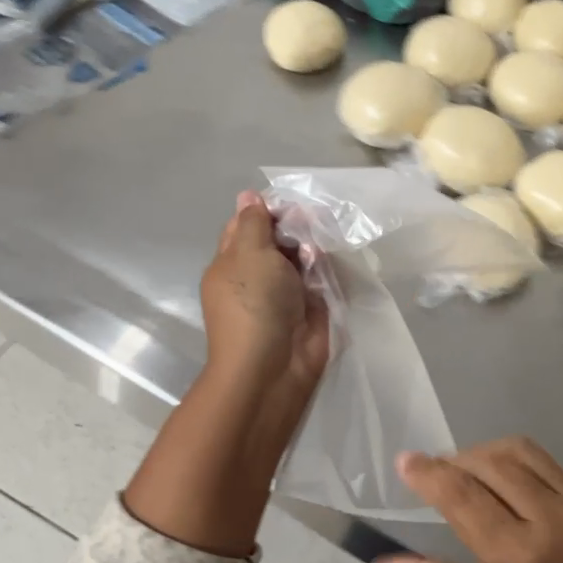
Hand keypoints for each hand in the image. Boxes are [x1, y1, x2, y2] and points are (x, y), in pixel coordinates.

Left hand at [200, 191, 329, 415]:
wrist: (273, 366)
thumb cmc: (253, 304)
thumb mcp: (248, 253)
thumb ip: (254, 222)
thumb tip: (249, 195)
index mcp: (232, 262)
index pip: (247, 225)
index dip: (267, 211)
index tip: (290, 204)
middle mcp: (257, 275)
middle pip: (279, 239)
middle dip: (296, 228)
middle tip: (313, 222)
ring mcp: (284, 293)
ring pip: (302, 258)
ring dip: (313, 249)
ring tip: (320, 248)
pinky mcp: (310, 308)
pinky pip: (320, 280)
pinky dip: (326, 271)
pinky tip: (330, 266)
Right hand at [365, 439, 562, 562]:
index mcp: (517, 556)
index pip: (464, 497)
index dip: (430, 474)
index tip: (404, 461)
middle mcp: (546, 520)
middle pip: (489, 465)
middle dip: (453, 460)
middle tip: (428, 470)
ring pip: (517, 452)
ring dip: (482, 452)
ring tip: (459, 468)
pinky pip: (542, 459)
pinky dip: (511, 454)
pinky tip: (494, 470)